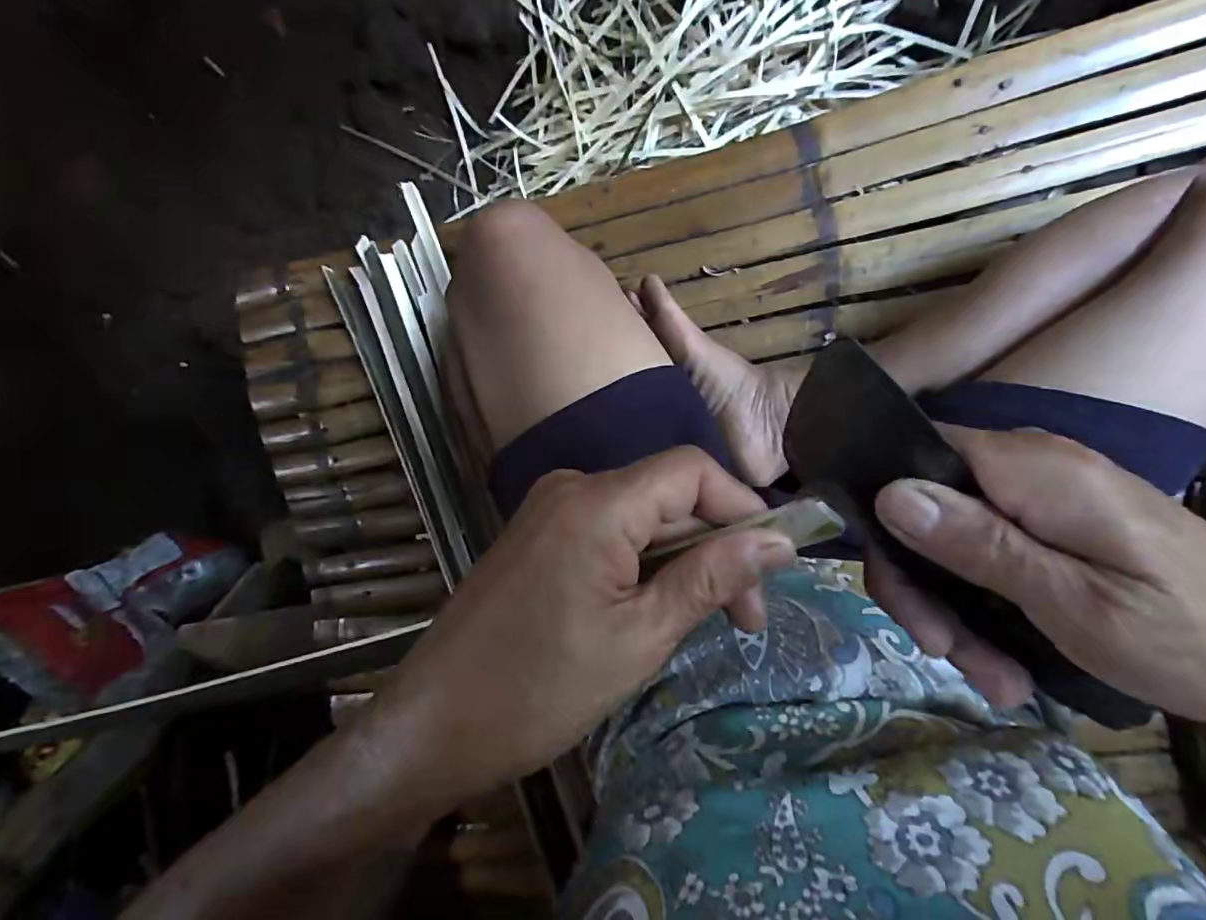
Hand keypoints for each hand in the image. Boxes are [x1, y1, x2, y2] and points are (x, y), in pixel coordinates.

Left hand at [348, 447, 796, 817]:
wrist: (424, 734)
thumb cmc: (537, 691)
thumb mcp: (641, 638)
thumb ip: (713, 577)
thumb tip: (780, 542)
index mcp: (598, 504)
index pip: (694, 470)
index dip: (743, 507)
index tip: (772, 564)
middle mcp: (575, 487)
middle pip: (673, 494)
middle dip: (719, 546)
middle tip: (746, 614)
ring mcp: (553, 508)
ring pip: (648, 514)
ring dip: (687, 559)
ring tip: (709, 619)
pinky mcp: (543, 534)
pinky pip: (616, 529)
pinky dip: (650, 561)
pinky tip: (661, 607)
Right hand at [866, 427, 1205, 722]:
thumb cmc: (1191, 634)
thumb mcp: (1076, 604)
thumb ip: (982, 544)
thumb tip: (890, 492)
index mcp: (1033, 467)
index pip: (917, 459)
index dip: (891, 523)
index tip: (909, 603)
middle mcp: (1032, 463)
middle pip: (931, 503)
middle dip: (929, 584)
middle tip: (954, 659)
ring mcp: (1048, 491)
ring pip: (960, 536)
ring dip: (962, 608)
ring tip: (1000, 680)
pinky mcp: (1061, 519)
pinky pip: (996, 549)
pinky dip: (991, 604)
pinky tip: (1014, 662)